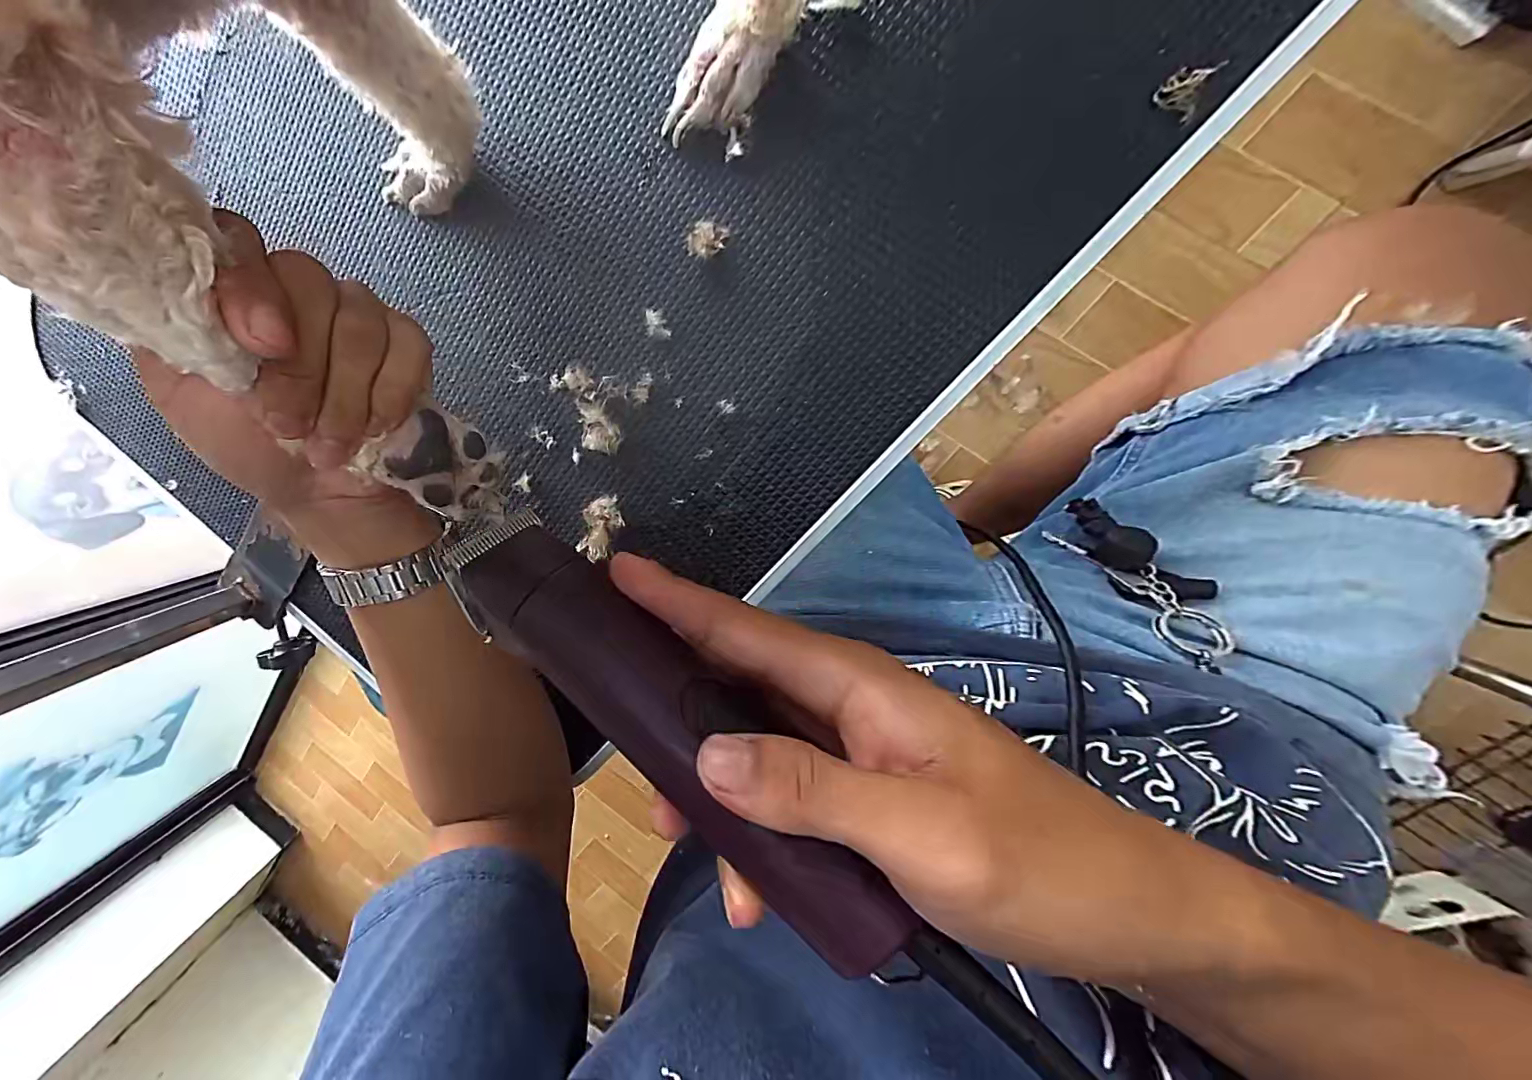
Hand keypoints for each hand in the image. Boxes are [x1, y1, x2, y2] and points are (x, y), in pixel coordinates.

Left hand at [131, 211, 439, 566]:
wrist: (318, 498)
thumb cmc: (250, 449)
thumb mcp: (183, 399)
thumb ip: (171, 335)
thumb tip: (172, 286)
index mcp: (238, 294)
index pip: (241, 241)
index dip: (253, 285)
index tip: (262, 346)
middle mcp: (298, 290)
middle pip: (307, 277)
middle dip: (301, 367)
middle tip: (287, 426)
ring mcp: (358, 312)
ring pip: (359, 321)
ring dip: (343, 398)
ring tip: (327, 446)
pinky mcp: (407, 344)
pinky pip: (408, 345)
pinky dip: (388, 396)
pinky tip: (372, 429)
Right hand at [610, 553, 1269, 991]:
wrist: (1126, 917)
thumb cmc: (1036, 861)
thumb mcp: (921, 832)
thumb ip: (811, 790)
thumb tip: (707, 756)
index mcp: (852, 685)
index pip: (744, 630)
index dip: (676, 600)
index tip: (618, 573)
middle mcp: (836, 703)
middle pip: (728, 688)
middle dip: (674, 718)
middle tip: (637, 764)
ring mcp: (841, 748)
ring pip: (744, 751)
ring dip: (713, 801)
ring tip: (699, 857)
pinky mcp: (847, 791)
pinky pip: (775, 798)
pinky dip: (754, 839)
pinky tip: (757, 895)